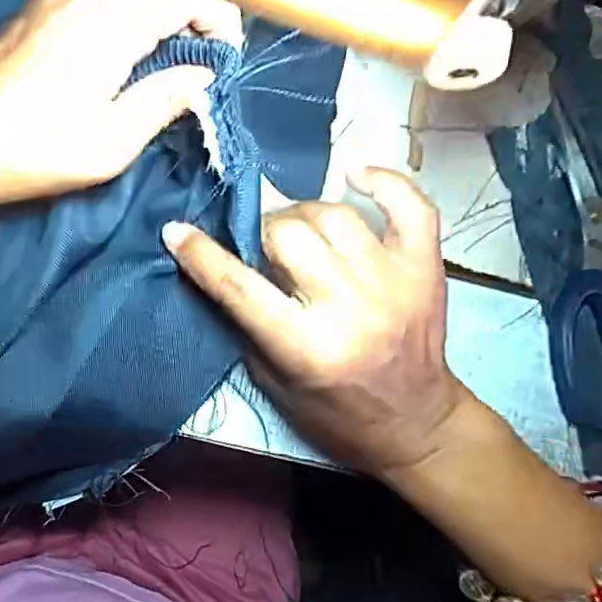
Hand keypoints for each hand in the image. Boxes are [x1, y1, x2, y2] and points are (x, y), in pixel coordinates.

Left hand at [0, 0, 243, 221]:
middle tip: (187, 77)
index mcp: (111, 14)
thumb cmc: (31, 149)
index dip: (214, 22)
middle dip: (180, 28)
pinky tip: (100, 72)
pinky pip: (87, 8)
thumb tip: (200, 76)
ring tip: (144, 80)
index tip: (222, 60)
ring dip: (143, 29)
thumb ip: (164, 101)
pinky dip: (109, 30)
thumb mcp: (111, 142)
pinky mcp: (26, 14)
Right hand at [163, 167, 473, 478]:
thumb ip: (244, 320)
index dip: (200, 253)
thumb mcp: (269, 377)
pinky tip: (355, 176)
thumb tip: (220, 263)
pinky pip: (411, 206)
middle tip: (255, 243)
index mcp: (306, 345)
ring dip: (301, 214)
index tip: (175, 231)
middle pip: (288, 235)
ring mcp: (394, 283)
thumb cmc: (331, 411)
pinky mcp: (425, 269)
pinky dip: (383, 181)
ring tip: (294, 229)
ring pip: (334, 214)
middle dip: (259, 231)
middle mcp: (350, 307)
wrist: (414, 425)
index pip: (240, 285)